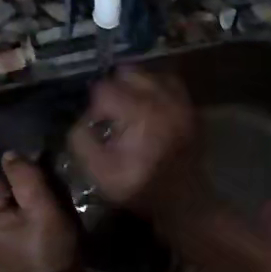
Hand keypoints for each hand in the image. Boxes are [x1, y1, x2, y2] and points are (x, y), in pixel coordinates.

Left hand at [0, 153, 77, 271]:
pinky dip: (17, 234)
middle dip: (21, 204)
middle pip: (1, 203)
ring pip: (3, 218)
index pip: (2, 186)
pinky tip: (33, 242)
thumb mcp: (43, 207)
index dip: (27, 189)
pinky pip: (4, 235)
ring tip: (41, 230)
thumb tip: (8, 154)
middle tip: (46, 217)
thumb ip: (25, 177)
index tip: (46, 201)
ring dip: (20, 219)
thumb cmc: (51, 245)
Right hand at [69, 67, 210, 220]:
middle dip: (113, 88)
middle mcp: (161, 98)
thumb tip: (79, 118)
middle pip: (128, 72)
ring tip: (128, 105)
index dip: (94, 105)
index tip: (95, 122)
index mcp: (138, 110)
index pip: (103, 88)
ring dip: (136, 85)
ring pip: (151, 74)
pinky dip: (157, 88)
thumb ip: (81, 138)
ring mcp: (180, 101)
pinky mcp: (191, 109)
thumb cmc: (139, 186)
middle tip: (109, 111)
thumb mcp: (98, 169)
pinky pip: (171, 84)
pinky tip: (149, 105)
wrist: (181, 199)